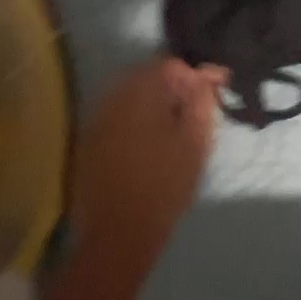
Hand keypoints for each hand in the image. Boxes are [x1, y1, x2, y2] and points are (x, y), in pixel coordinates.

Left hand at [72, 57, 226, 269]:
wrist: (119, 235)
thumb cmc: (165, 184)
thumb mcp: (196, 140)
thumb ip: (202, 100)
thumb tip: (206, 74)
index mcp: (140, 96)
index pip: (170, 65)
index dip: (194, 75)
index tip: (213, 93)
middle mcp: (112, 101)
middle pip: (145, 76)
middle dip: (172, 85)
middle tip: (193, 108)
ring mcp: (95, 122)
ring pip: (128, 95)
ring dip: (152, 101)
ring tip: (172, 124)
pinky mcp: (87, 144)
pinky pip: (114, 115)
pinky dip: (134, 118)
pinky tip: (147, 140)